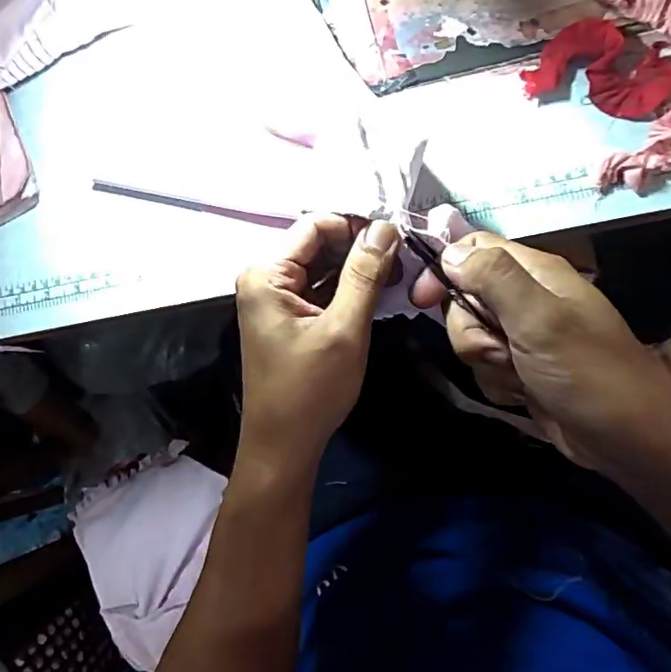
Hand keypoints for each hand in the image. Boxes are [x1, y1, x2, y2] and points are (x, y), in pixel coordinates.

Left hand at [235, 215, 400, 465]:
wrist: (284, 446)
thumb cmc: (310, 390)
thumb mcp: (344, 329)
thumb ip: (364, 275)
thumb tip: (385, 227)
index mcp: (266, 275)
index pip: (315, 226)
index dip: (356, 224)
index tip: (397, 233)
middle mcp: (265, 279)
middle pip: (319, 244)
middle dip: (361, 247)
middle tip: (405, 256)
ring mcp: (277, 299)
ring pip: (323, 266)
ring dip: (359, 268)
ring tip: (400, 273)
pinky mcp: (290, 317)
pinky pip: (322, 288)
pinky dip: (349, 288)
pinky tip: (381, 290)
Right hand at [409, 232, 670, 467]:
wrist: (628, 438)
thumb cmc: (586, 371)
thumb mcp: (538, 317)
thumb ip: (493, 277)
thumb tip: (450, 252)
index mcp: (534, 272)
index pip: (473, 248)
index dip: (444, 269)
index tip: (423, 299)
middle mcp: (527, 298)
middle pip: (465, 298)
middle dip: (471, 330)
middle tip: (502, 349)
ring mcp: (524, 336)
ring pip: (471, 337)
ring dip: (487, 362)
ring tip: (520, 375)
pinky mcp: (523, 369)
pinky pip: (486, 368)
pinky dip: (499, 383)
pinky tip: (523, 394)